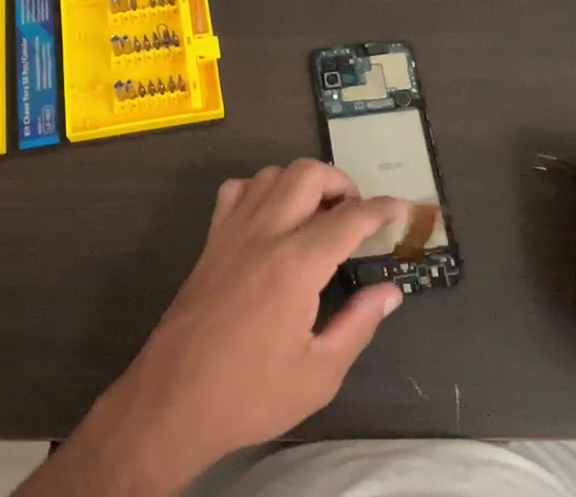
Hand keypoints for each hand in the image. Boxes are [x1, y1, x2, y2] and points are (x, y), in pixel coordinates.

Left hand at [18, 159, 406, 495]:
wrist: (173, 401)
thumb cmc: (251, 393)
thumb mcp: (319, 373)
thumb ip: (359, 324)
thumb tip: (390, 291)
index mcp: (297, 264)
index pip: (350, 218)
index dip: (382, 209)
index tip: (402, 209)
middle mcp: (265, 233)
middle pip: (308, 174)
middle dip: (342, 183)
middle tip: (357, 215)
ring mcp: (232, 232)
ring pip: (271, 174)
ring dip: (303, 182)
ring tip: (319, 214)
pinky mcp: (210, 241)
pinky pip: (236, 191)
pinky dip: (261, 190)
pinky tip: (272, 218)